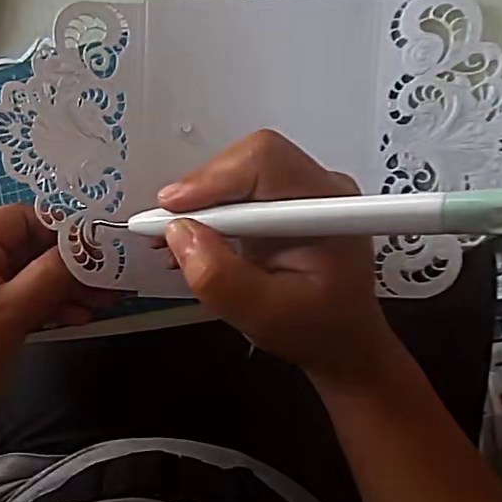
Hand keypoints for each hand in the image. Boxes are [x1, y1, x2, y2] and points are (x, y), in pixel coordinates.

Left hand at [0, 204, 98, 421]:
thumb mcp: (12, 311)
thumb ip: (52, 275)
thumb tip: (86, 249)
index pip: (24, 218)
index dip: (63, 230)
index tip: (100, 250)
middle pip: (29, 247)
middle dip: (70, 265)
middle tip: (109, 280)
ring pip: (28, 275)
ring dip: (64, 288)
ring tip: (102, 303)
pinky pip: (19, 297)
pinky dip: (46, 305)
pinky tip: (76, 317)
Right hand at [159, 130, 396, 380]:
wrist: (337, 339)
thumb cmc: (314, 329)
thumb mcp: (264, 316)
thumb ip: (221, 278)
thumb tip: (179, 234)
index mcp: (326, 211)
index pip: (264, 163)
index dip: (212, 180)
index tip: (171, 211)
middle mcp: (315, 189)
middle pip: (243, 162)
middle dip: (198, 195)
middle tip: (163, 232)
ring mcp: (296, 192)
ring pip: (232, 174)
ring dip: (196, 206)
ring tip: (173, 243)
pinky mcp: (277, 201)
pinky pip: (232, 189)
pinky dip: (203, 212)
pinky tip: (190, 241)